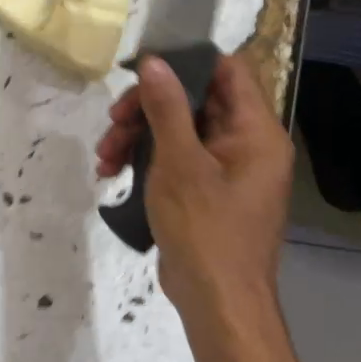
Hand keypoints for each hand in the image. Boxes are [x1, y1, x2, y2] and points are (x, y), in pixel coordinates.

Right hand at [96, 54, 294, 321]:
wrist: (217, 300)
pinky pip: (173, 158)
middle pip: (194, 101)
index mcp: (255, 133)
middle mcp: (246, 145)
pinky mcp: (205, 190)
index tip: (140, 68)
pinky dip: (143, 159)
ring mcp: (225, 169)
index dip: (185, 61)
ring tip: (105, 157)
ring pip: (176, 130)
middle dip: (146, 107)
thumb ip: (166, 108)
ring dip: (136, 135)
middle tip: (112, 121)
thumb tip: (154, 61)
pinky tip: (112, 172)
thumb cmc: (204, 228)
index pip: (228, 71)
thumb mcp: (179, 162)